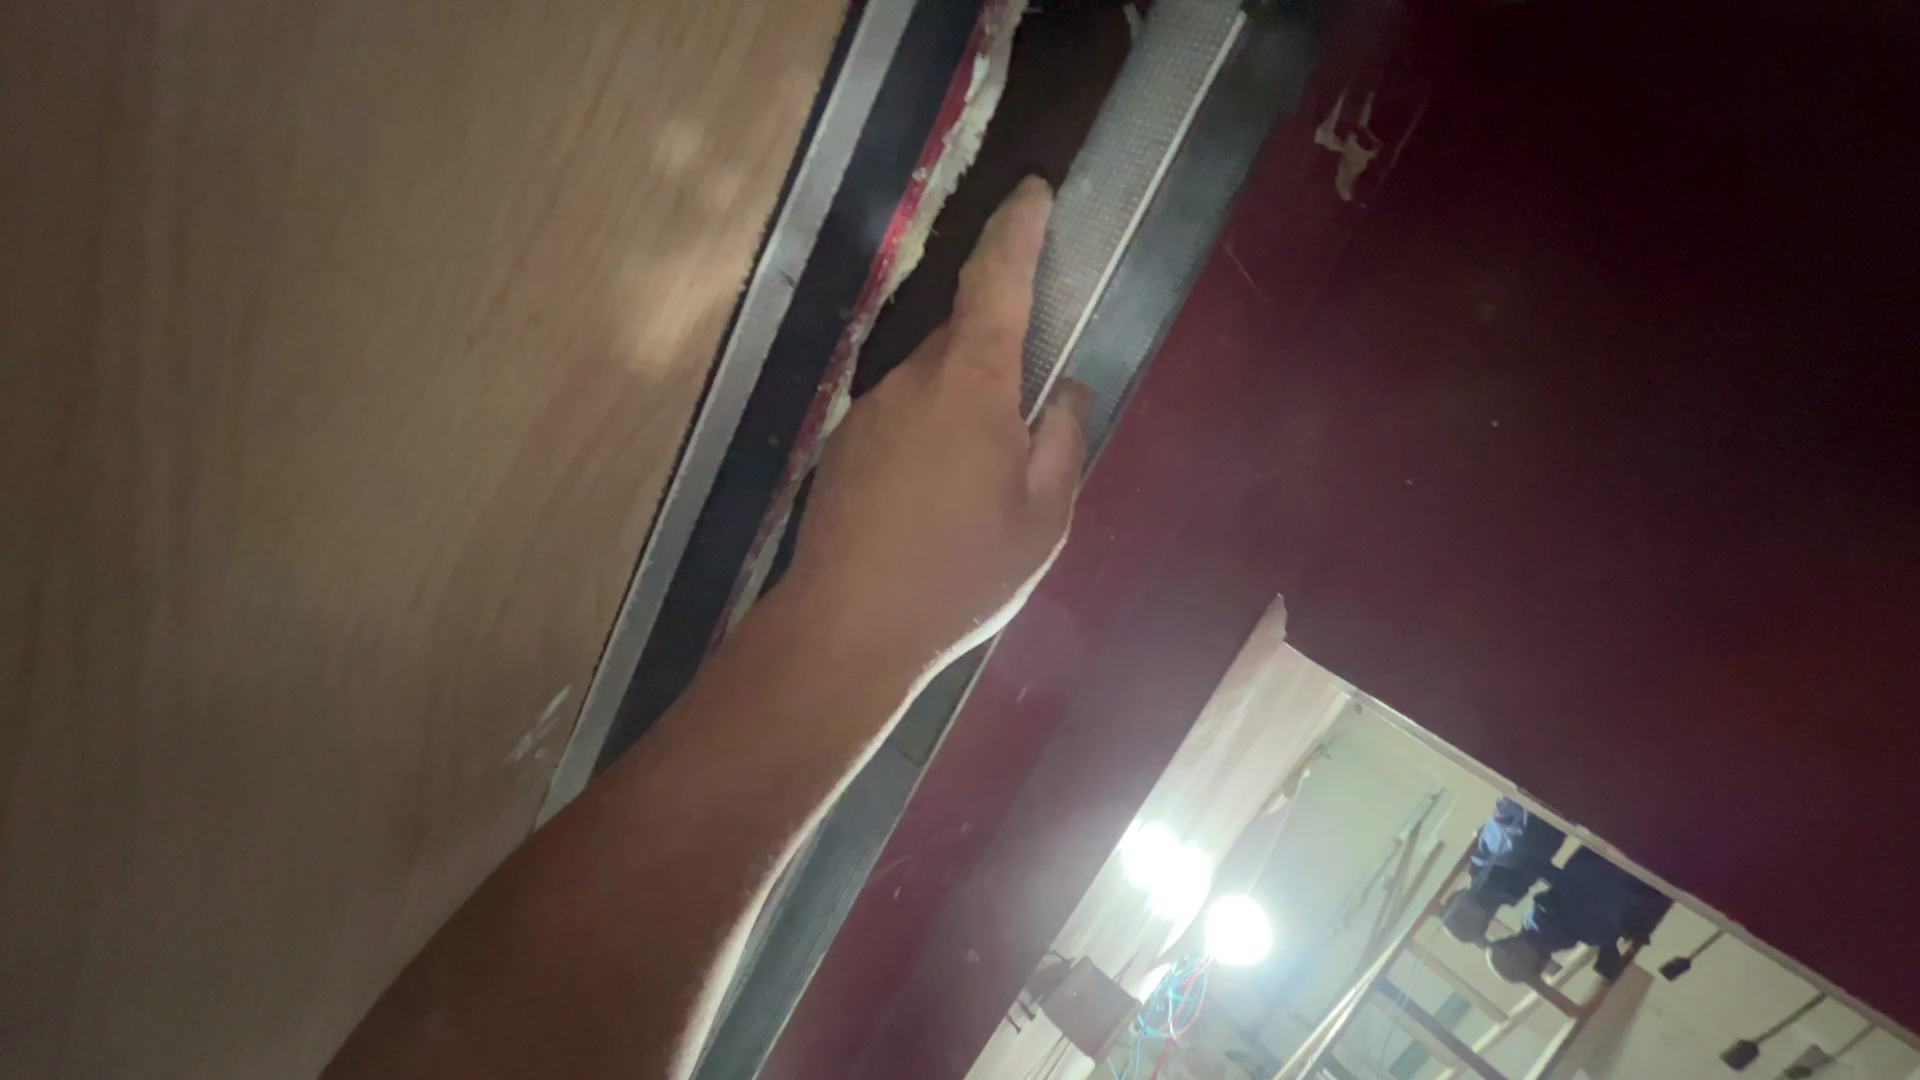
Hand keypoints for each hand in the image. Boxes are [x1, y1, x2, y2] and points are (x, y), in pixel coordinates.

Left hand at [784, 177, 1089, 668]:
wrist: (849, 624)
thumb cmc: (962, 572)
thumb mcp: (1045, 518)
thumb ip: (1063, 440)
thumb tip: (1064, 392)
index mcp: (972, 384)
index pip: (996, 279)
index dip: (1019, 230)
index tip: (1035, 195)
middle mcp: (912, 379)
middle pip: (963, 338)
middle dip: (996, 360)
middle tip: (1019, 432)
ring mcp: (867, 412)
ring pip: (929, 384)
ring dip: (958, 410)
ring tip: (971, 490)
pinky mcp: (841, 447)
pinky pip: (898, 420)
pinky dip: (923, 440)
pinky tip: (927, 505)